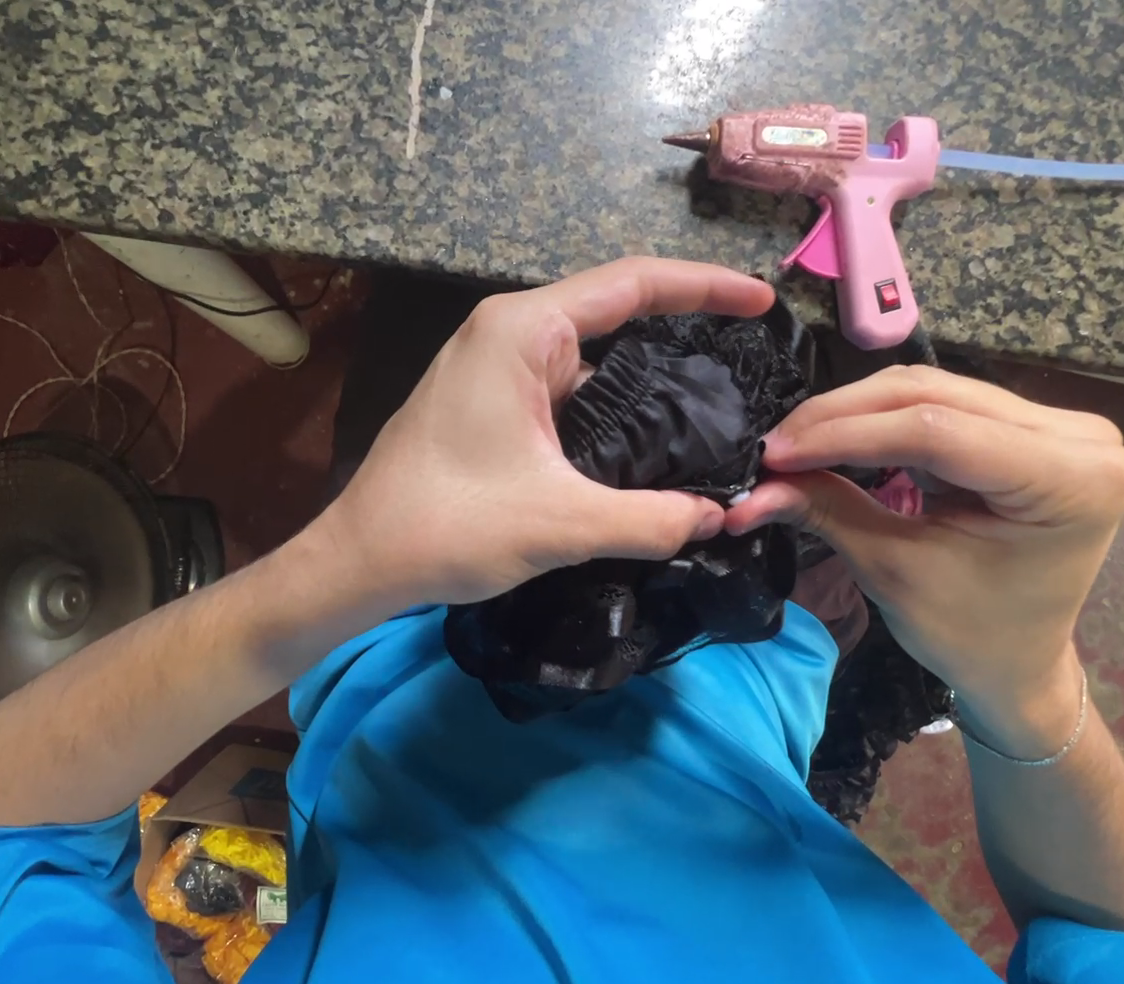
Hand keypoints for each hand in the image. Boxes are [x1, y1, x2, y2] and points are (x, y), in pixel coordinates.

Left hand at [313, 258, 774, 606]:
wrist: (360, 560)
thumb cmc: (448, 526)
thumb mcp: (561, 522)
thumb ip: (651, 519)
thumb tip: (717, 516)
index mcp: (523, 331)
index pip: (632, 284)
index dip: (705, 287)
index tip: (763, 303)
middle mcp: (508, 336)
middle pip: (615, 325)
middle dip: (681, 353)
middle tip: (742, 392)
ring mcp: (493, 371)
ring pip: (590, 371)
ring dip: (640, 400)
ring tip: (707, 432)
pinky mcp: (487, 407)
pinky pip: (563, 400)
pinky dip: (604, 423)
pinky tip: (640, 458)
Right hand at [722, 366, 1123, 756]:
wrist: (1016, 660)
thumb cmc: (966, 632)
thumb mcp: (891, 570)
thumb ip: (826, 511)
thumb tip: (748, 491)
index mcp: (1070, 479)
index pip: (936, 431)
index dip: (844, 436)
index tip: (773, 454)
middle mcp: (1079, 434)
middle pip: (932, 396)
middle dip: (838, 417)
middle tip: (772, 446)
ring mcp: (1056, 423)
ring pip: (929, 389)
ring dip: (849, 411)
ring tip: (793, 441)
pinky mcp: (1025, 425)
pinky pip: (937, 402)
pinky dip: (875, 417)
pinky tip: (831, 434)